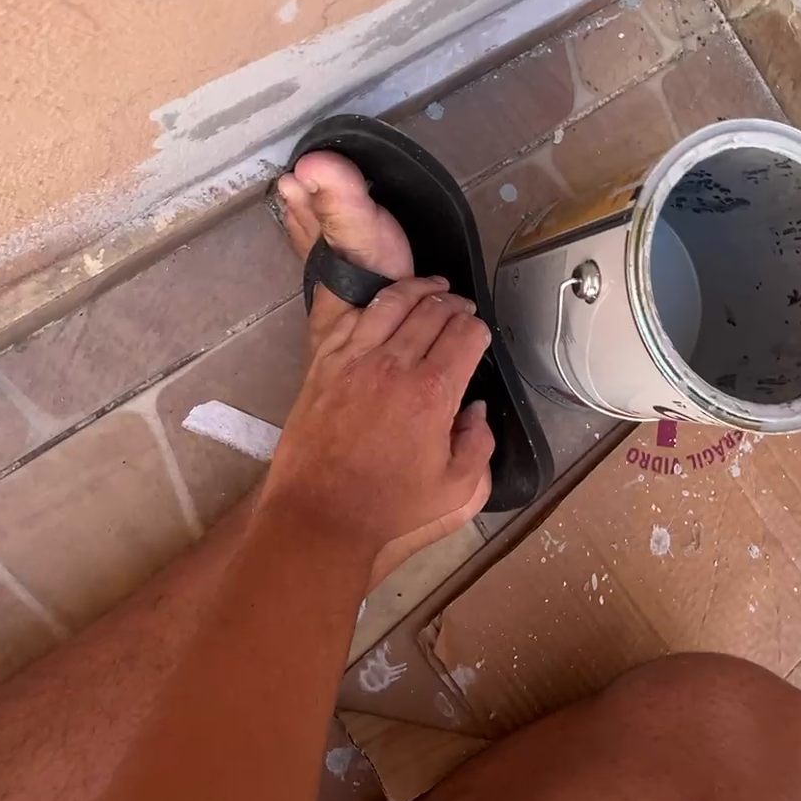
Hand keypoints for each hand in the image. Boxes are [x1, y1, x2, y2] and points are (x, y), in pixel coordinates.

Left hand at [261, 276, 494, 571]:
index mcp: (433, 393)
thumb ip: (479, 443)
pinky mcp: (325, 361)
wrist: (320, 512)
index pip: (467, 334)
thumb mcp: (455, 488)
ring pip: (393, 302)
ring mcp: (356, 358)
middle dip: (455, 304)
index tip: (479, 337)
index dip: (479, 329)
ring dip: (418, 289)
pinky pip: (353, 316)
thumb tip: (476, 408)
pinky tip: (385, 304)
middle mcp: (395, 364)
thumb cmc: (389, 505)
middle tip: (461, 308)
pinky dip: (374, 303)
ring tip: (432, 288)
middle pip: (433, 310)